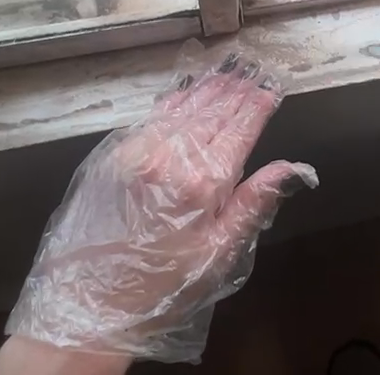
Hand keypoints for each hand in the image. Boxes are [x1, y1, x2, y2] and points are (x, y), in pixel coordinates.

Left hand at [2, 51, 316, 364]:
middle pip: (213, 110)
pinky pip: (153, 116)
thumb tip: (292, 168)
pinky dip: (175, 99)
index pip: (240, 128)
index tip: (273, 86)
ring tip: (227, 69)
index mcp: (202, 182)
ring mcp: (138, 151)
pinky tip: (187, 90)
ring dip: (208, 87)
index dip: (259, 104)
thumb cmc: (163, 287)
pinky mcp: (113, 155)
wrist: (86, 311)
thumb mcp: (219, 254)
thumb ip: (254, 203)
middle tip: (253, 68)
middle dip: (236, 88)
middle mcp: (170, 156)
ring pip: (183, 107)